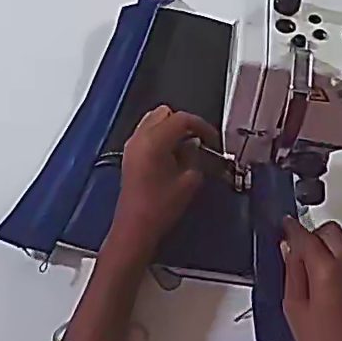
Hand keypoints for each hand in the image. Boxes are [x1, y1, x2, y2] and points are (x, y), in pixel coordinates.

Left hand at [105, 106, 217, 263]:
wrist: (135, 227)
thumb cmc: (162, 206)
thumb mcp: (189, 181)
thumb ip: (194, 156)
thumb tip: (195, 145)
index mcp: (155, 140)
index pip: (181, 119)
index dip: (201, 126)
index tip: (212, 139)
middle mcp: (140, 136)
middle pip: (164, 113)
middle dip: (183, 123)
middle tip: (198, 139)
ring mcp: (131, 144)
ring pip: (153, 120)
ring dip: (170, 127)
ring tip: (185, 147)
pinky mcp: (129, 154)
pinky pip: (146, 132)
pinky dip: (160, 135)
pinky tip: (171, 154)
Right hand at [282, 217, 341, 340]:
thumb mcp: (295, 311)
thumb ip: (291, 273)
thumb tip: (289, 251)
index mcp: (329, 272)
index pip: (306, 235)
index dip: (292, 228)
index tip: (285, 225)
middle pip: (332, 232)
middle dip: (314, 235)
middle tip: (299, 251)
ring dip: (329, 253)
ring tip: (314, 281)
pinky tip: (333, 295)